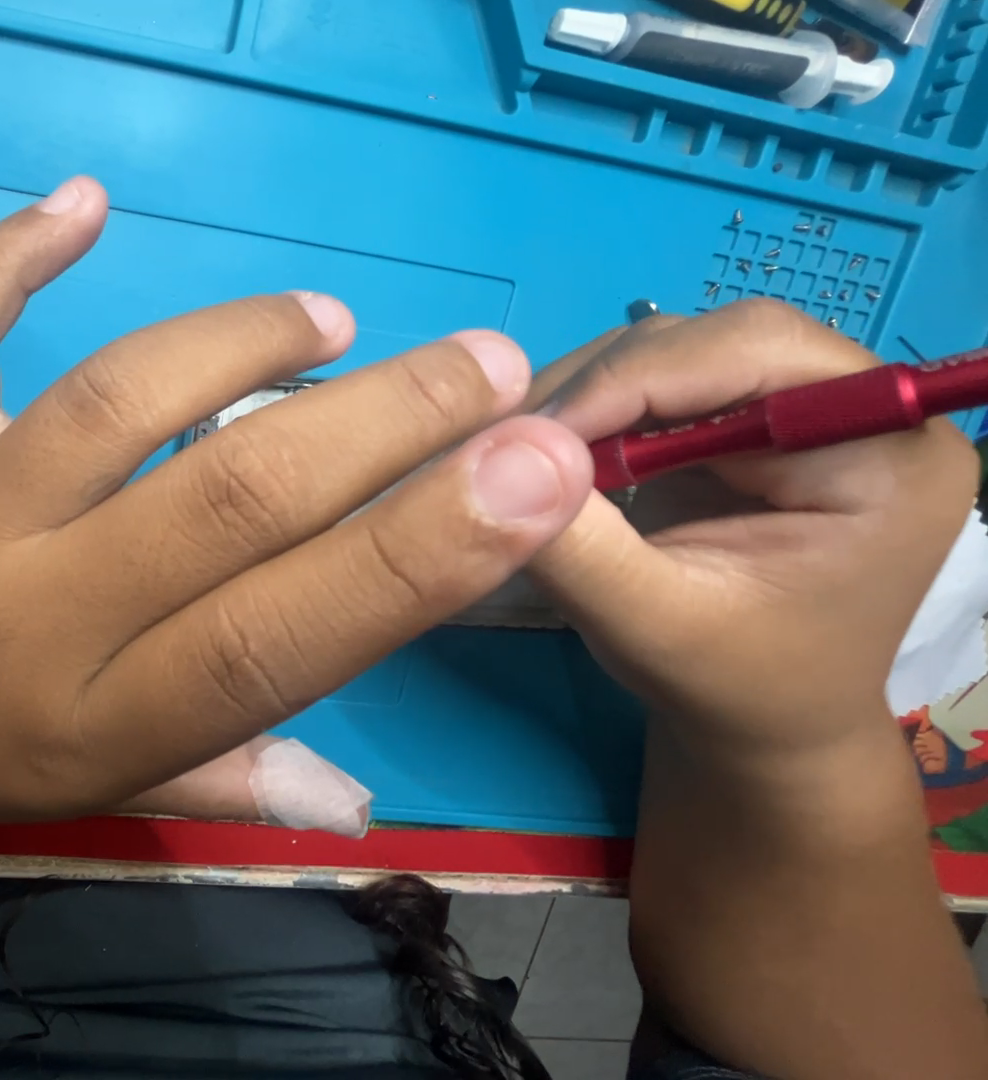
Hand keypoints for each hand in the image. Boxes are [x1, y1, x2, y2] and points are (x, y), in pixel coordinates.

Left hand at [0, 176, 593, 832]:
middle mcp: (42, 607)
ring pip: (111, 406)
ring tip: (323, 325)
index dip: (416, 558)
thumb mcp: (108, 798)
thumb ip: (233, 783)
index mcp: (108, 714)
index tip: (533, 474)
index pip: (279, 638)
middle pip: (223, 503)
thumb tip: (364, 799)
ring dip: (233, 345)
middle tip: (484, 365)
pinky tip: (83, 202)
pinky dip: (6, 261)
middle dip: (374, 426)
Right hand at [526, 300, 977, 760]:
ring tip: (515, 454)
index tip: (527, 436)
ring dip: (575, 397)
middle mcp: (846, 408)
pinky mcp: (729, 430)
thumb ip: (579, 546)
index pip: (756, 352)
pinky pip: (643, 391)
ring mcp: (784, 414)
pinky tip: (543, 456)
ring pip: (662, 355)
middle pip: (705, 341)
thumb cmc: (726, 680)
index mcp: (880, 451)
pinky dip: (579, 416)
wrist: (755, 717)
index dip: (631, 378)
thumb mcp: (646, 623)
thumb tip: (492, 464)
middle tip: (505, 444)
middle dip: (593, 385)